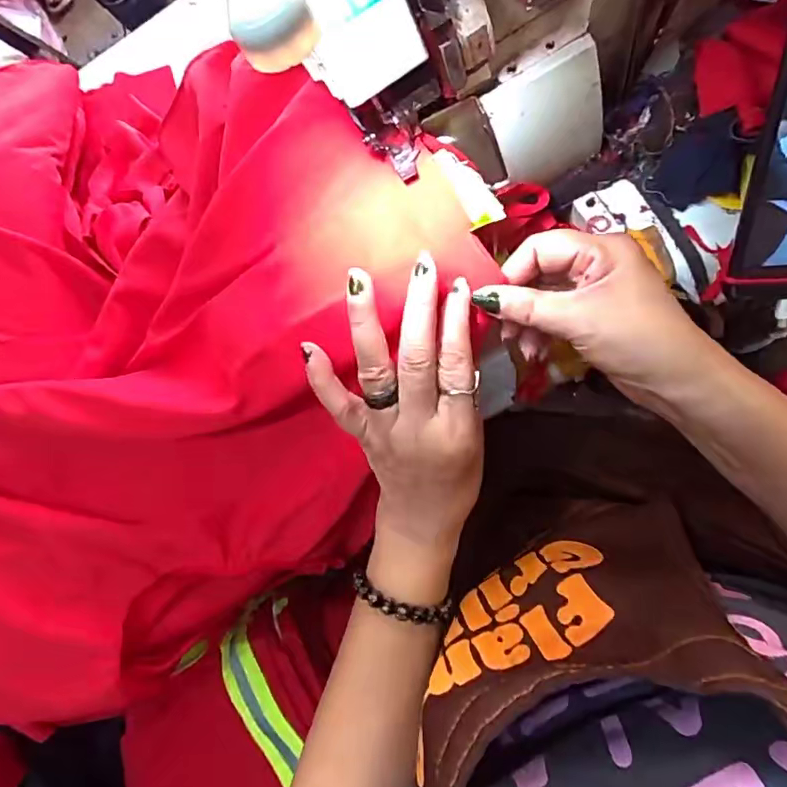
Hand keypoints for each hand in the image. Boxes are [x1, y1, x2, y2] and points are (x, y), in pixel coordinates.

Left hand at [303, 252, 481, 596]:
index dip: (456, 324)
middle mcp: (415, 425)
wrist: (422, 520)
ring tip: (359, 282)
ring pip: (376, 372)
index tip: (457, 286)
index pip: (456, 367)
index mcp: (455, 427)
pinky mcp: (359, 433)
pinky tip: (309, 346)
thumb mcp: (476, 437)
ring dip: (367, 324)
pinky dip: (321, 378)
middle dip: (420, 309)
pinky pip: (337, 406)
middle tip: (421, 266)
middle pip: (418, 361)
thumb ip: (465, 391)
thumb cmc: (458, 478)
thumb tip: (457, 333)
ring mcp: (382, 428)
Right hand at [472, 230, 721, 405]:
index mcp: (600, 248)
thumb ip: (526, 306)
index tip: (492, 301)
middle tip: (500, 327)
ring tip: (519, 348)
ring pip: (543, 297)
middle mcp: (596, 263)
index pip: (540, 247)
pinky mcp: (592, 315)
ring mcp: (594, 290)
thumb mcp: (576, 319)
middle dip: (518, 301)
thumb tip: (482, 296)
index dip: (513, 272)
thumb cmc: (635, 339)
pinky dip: (540, 332)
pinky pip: (554, 315)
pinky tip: (534, 352)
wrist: (679, 381)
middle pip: (539, 271)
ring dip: (526, 322)